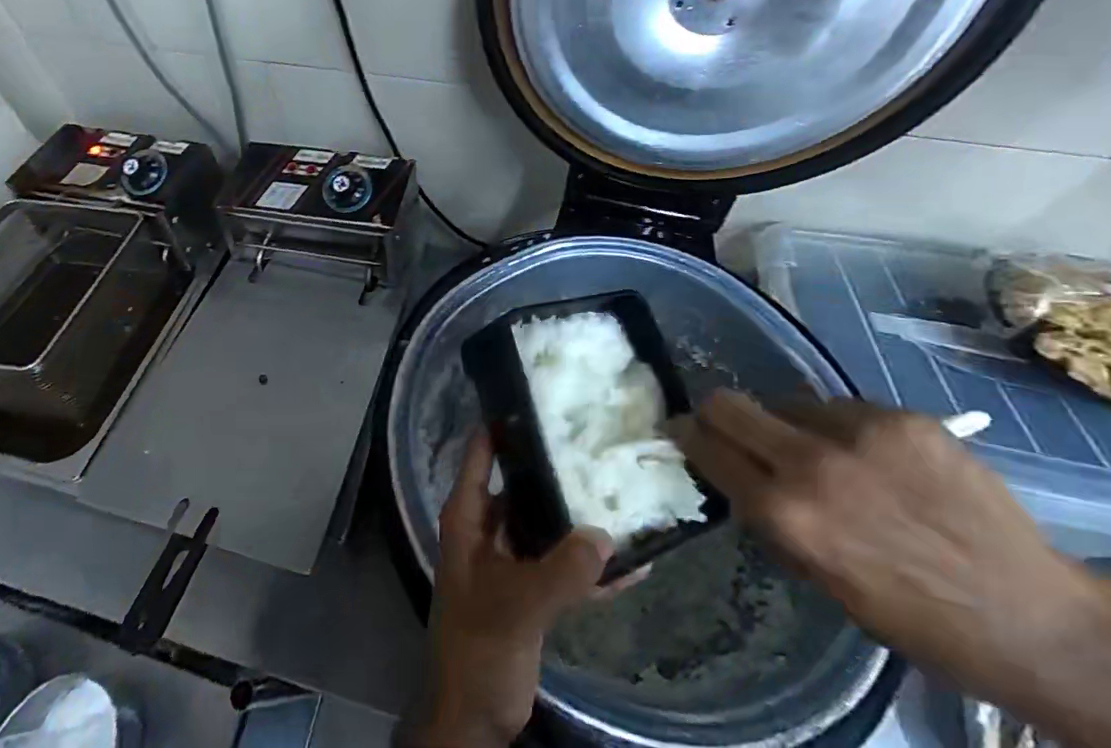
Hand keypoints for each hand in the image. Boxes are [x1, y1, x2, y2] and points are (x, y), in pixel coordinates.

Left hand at [402, 431, 611, 747]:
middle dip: (561, 464)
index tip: (544, 396)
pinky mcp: (535, 589)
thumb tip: (607, 534)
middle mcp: (492, 528)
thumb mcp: (517, 606)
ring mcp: (514, 559)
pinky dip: (596, 565)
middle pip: (526, 482)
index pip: (483, 452)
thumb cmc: (478, 649)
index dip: (506, 423)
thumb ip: (562, 571)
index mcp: (472, 519)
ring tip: (628, 488)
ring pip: (550, 522)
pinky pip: (568, 564)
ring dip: (583, 514)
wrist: (473, 716)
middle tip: (604, 438)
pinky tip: (638, 560)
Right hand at [669, 392, 1096, 688]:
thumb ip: (777, 522)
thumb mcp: (824, 580)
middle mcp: (812, 462)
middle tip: (726, 424)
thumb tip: (746, 481)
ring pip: (793, 402)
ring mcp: (860, 431)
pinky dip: (845, 428)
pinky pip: (848, 409)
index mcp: (787, 515)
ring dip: (792, 424)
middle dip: (718, 413)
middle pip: (731, 405)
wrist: (1025, 613)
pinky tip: (876, 459)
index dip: (687, 437)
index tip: (681, 430)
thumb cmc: (914, 618)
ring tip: (825, 455)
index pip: (709, 450)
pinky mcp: (903, 417)